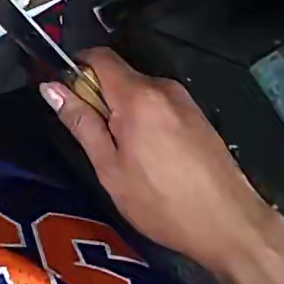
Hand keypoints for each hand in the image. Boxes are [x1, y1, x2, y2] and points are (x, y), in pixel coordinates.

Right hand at [43, 48, 282, 272]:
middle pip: (118, 74)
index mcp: (137, 95)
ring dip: (122, 110)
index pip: (98, 56)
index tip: (67, 94)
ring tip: (125, 154)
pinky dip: (144, 118)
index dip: (76, 67)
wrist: (232, 227)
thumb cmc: (161, 201)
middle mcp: (162, 88)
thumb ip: (80, 121)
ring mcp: (184, 101)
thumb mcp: (109, 166)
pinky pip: (158, 104)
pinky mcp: (198, 116)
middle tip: (96, 137)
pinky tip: (151, 157)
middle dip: (99, 96)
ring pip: (138, 91)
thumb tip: (50, 88)